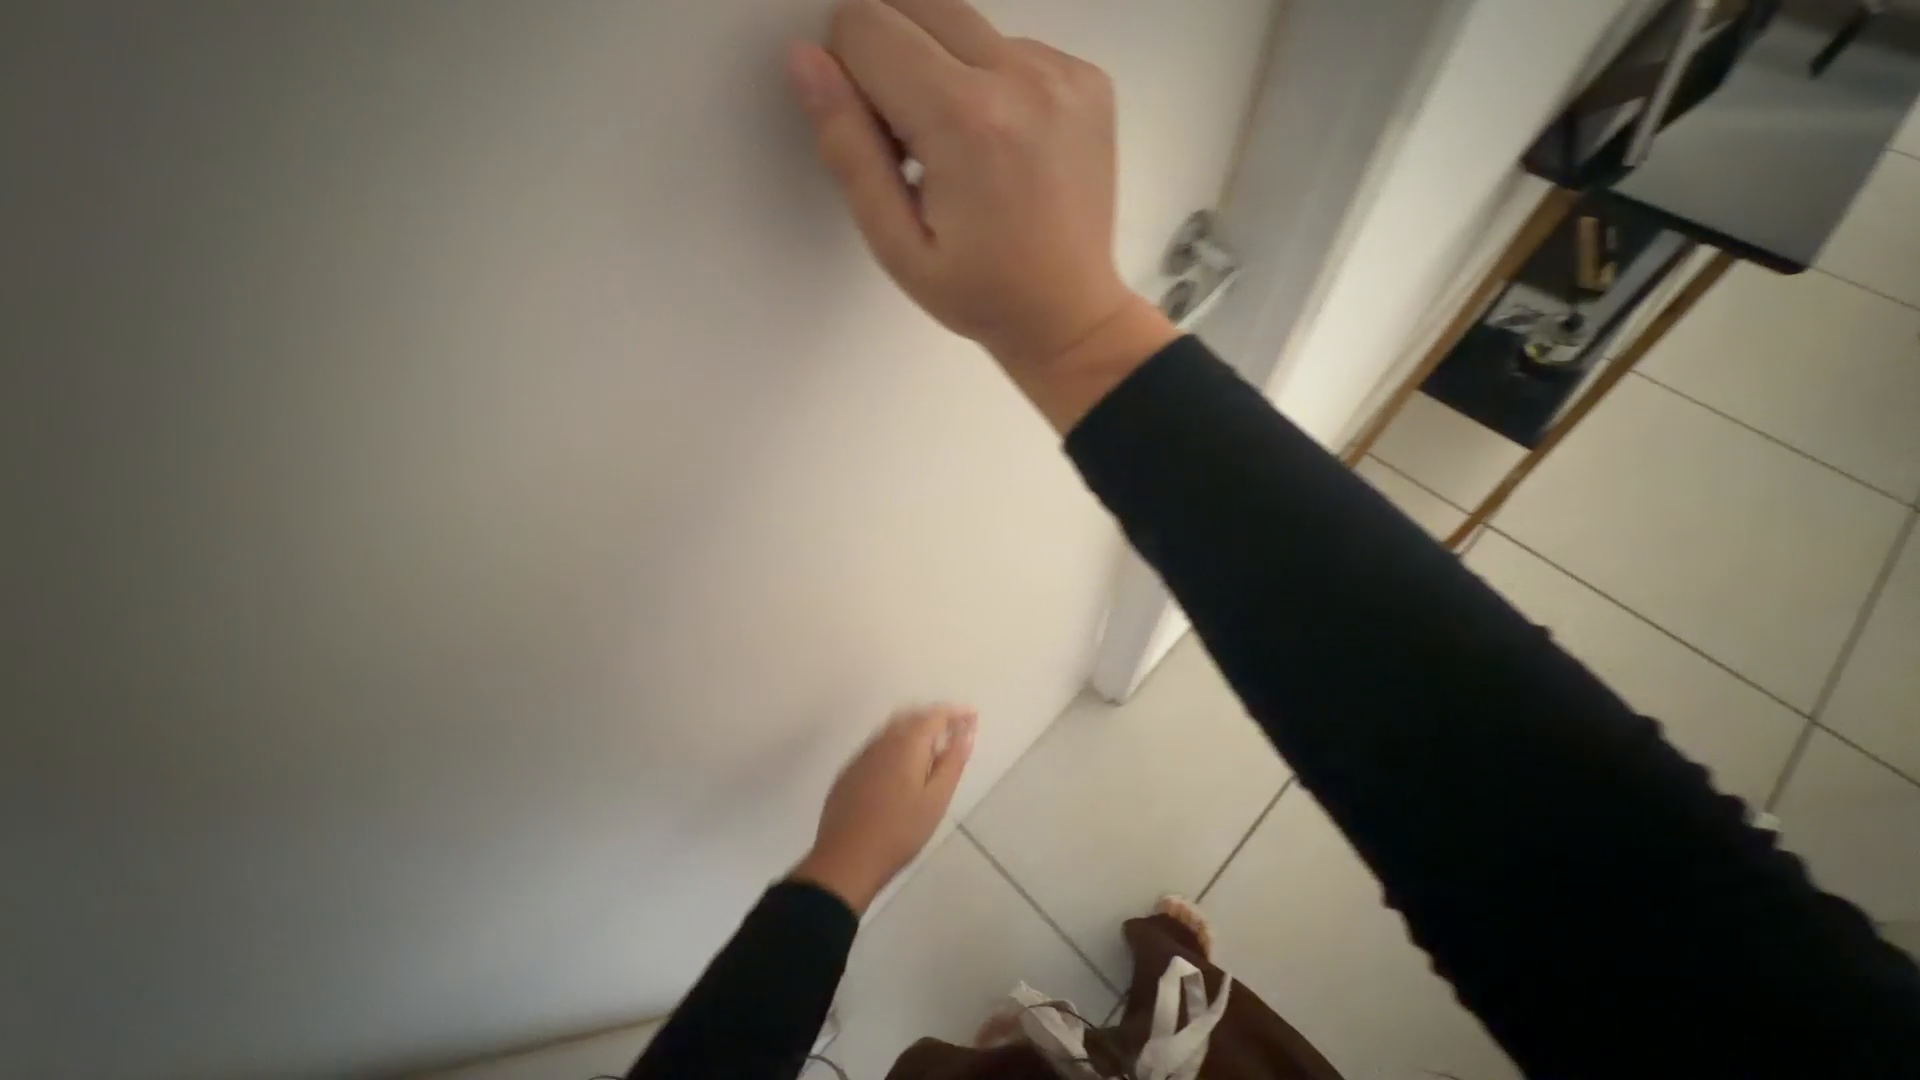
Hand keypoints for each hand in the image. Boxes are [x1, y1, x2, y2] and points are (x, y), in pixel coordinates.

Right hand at [787, 0, 1177, 430]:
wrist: (1069, 314)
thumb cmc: (986, 294)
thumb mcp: (895, 243)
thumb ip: (848, 148)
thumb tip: (808, 64)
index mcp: (966, 122)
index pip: (866, 25)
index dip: (850, 74)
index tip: (877, 134)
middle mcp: (1021, 80)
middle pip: (916, 3)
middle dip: (892, 59)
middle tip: (913, 141)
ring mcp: (1063, 75)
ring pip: (963, 24)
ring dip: (944, 71)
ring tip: (962, 153)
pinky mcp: (1087, 80)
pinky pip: (1011, 46)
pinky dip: (991, 81)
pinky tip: (1001, 146)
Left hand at [792, 705, 976, 913]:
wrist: (847, 860)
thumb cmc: (900, 832)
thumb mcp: (936, 800)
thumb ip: (952, 763)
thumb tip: (966, 734)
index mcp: (906, 745)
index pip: (934, 716)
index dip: (955, 714)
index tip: (972, 716)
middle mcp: (882, 742)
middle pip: (911, 717)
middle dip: (935, 717)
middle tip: (955, 728)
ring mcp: (862, 757)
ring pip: (892, 729)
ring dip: (914, 728)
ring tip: (933, 744)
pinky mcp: (850, 772)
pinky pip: (877, 745)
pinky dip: (896, 743)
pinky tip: (902, 764)